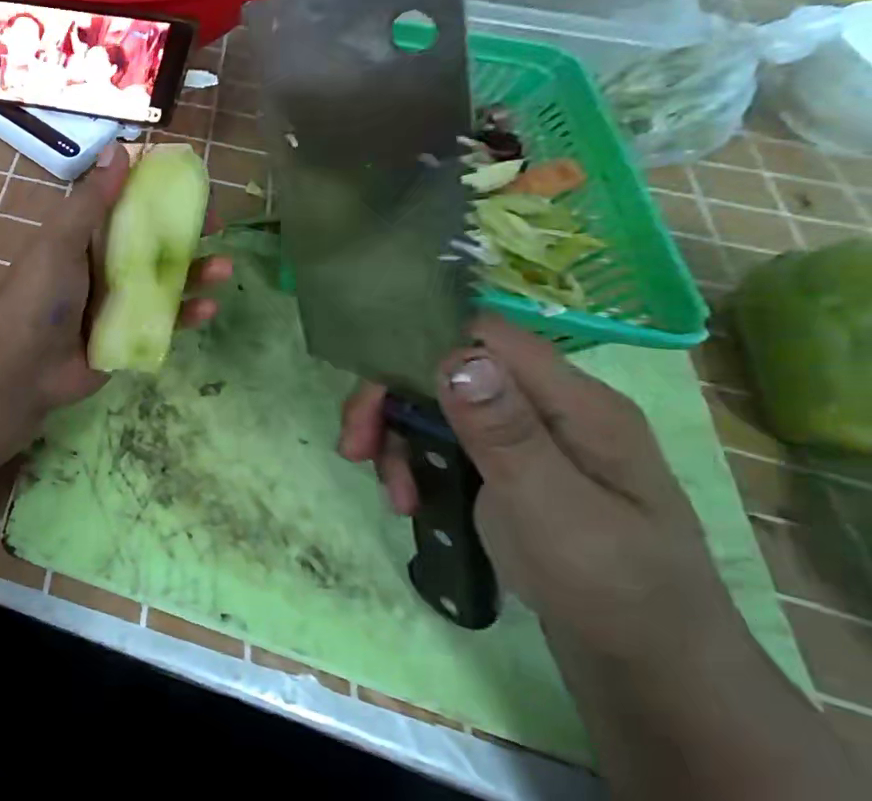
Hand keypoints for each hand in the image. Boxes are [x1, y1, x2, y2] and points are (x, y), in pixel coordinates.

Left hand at [0, 142, 232, 412]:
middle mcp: (102, 264)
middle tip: (218, 225)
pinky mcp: (129, 334)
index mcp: (83, 237)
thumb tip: (119, 148)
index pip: (126, 204)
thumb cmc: (38, 297)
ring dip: (197, 271)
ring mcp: (118, 300)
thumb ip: (90, 201)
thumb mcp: (60, 241)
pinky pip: (165, 319)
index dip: (157, 192)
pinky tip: (207, 309)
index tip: (190, 183)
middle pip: (153, 240)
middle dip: (187, 231)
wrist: (22, 368)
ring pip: (166, 279)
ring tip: (223, 269)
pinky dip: (187, 313)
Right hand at [339, 316, 732, 658]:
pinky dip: (410, 462)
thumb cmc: (614, 588)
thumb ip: (506, 434)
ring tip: (388, 490)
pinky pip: (440, 440)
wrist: (648, 665)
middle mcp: (550, 409)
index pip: (486, 338)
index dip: (421, 350)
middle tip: (355, 449)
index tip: (375, 398)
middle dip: (391, 403)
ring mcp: (526, 438)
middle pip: (447, 369)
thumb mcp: (557, 512)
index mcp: (577, 405)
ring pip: (434, 405)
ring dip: (394, 438)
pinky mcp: (505, 465)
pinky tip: (406, 498)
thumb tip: (455, 357)